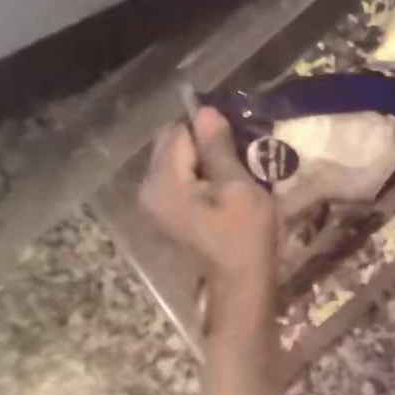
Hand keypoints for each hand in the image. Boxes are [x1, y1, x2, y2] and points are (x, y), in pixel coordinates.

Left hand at [139, 107, 277, 292]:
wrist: (242, 283)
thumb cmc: (246, 236)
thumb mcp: (238, 187)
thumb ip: (218, 148)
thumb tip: (205, 111)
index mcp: (164, 183)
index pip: (179, 132)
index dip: (209, 132)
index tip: (236, 145)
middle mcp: (148, 189)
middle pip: (170, 143)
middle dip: (202, 144)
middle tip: (235, 159)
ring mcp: (153, 203)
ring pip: (174, 159)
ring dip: (202, 159)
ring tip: (230, 175)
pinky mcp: (164, 212)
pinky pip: (177, 177)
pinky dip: (197, 175)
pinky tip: (220, 190)